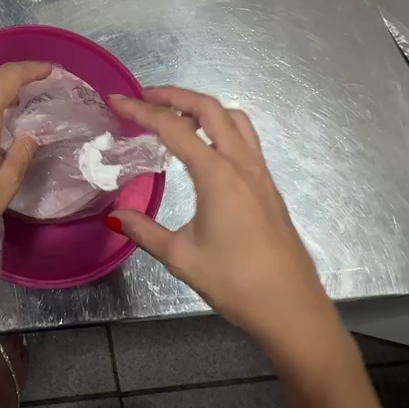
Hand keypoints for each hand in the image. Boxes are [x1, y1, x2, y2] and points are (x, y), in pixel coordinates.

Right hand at [108, 88, 341, 362]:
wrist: (294, 312)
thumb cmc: (237, 284)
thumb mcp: (181, 258)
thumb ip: (145, 231)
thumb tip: (115, 216)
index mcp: (217, 175)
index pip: (173, 127)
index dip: (140, 110)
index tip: (116, 100)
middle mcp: (241, 164)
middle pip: (208, 107)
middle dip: (173, 95)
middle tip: (143, 98)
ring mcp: (260, 173)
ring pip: (233, 118)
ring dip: (201, 107)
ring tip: (174, 116)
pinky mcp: (268, 186)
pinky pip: (245, 137)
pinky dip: (219, 125)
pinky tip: (204, 146)